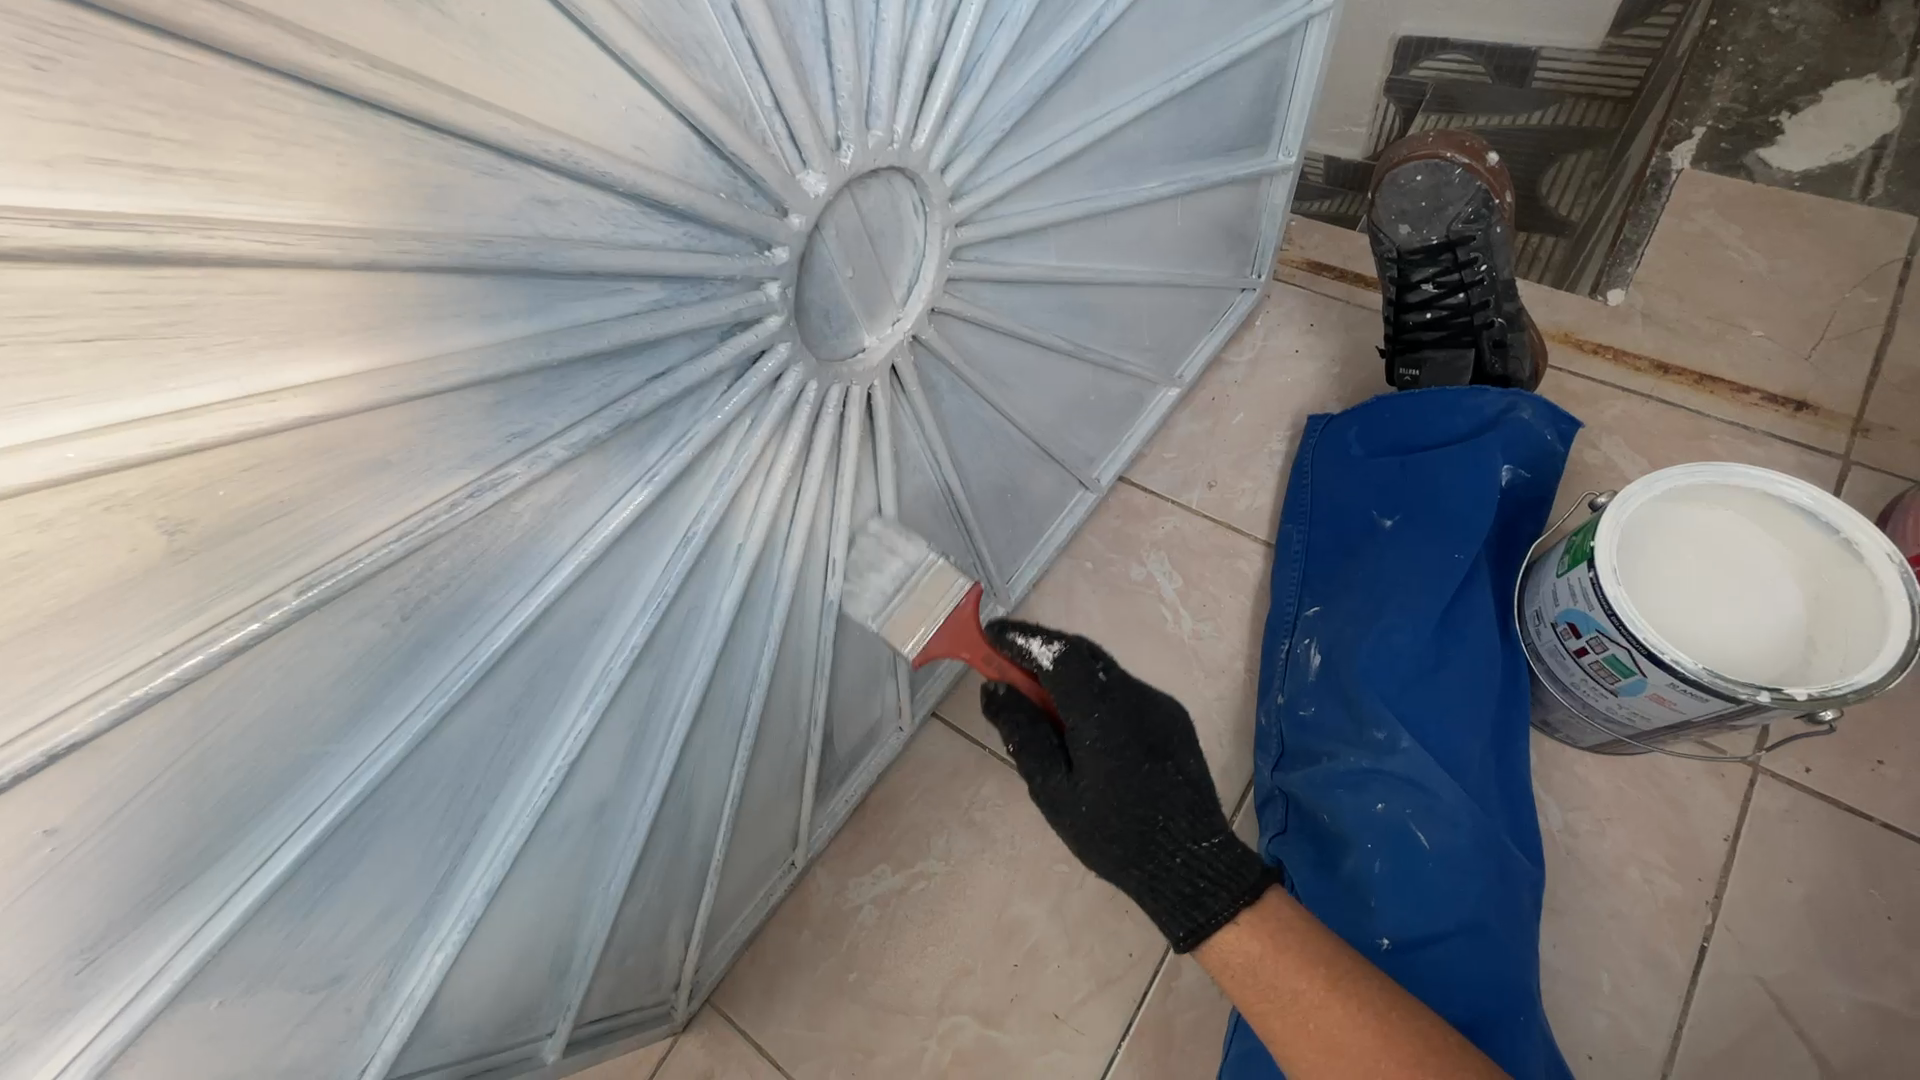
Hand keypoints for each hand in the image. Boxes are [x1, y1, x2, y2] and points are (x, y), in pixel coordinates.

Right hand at [980, 619, 1275, 951]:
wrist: (1190, 864)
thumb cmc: (1113, 835)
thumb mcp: (1053, 791)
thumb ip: (1023, 734)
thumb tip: (993, 689)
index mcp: (1102, 711)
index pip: (1057, 652)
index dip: (1022, 638)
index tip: (990, 635)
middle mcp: (1134, 694)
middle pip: (1081, 653)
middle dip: (1041, 649)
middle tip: (1004, 661)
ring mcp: (1157, 703)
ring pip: (1103, 670)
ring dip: (1066, 670)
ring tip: (1035, 695)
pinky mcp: (1171, 716)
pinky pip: (1122, 690)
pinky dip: (1091, 691)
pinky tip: (1078, 722)